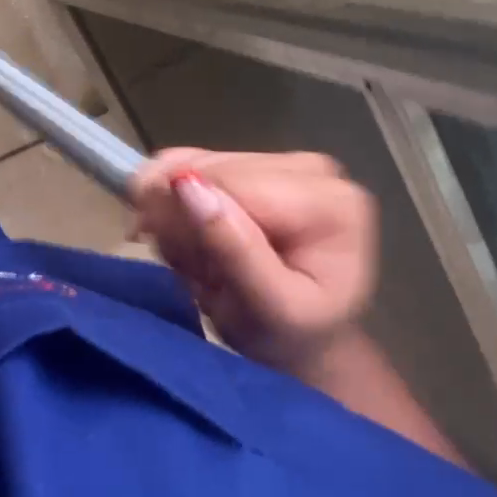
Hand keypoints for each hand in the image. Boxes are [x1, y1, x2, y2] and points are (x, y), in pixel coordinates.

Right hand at [129, 149, 378, 375]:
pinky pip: (176, 162)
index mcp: (331, 202)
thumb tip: (187, 186)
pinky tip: (186, 232)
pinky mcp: (243, 158)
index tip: (188, 269)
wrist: (295, 338)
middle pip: (205, 172)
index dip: (190, 222)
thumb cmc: (287, 332)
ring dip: (172, 218)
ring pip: (182, 167)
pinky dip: (166, 201)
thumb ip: (235, 249)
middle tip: (197, 270)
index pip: (229, 185)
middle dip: (182, 223)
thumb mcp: (269, 308)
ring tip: (196, 258)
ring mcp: (275, 158)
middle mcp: (310, 168)